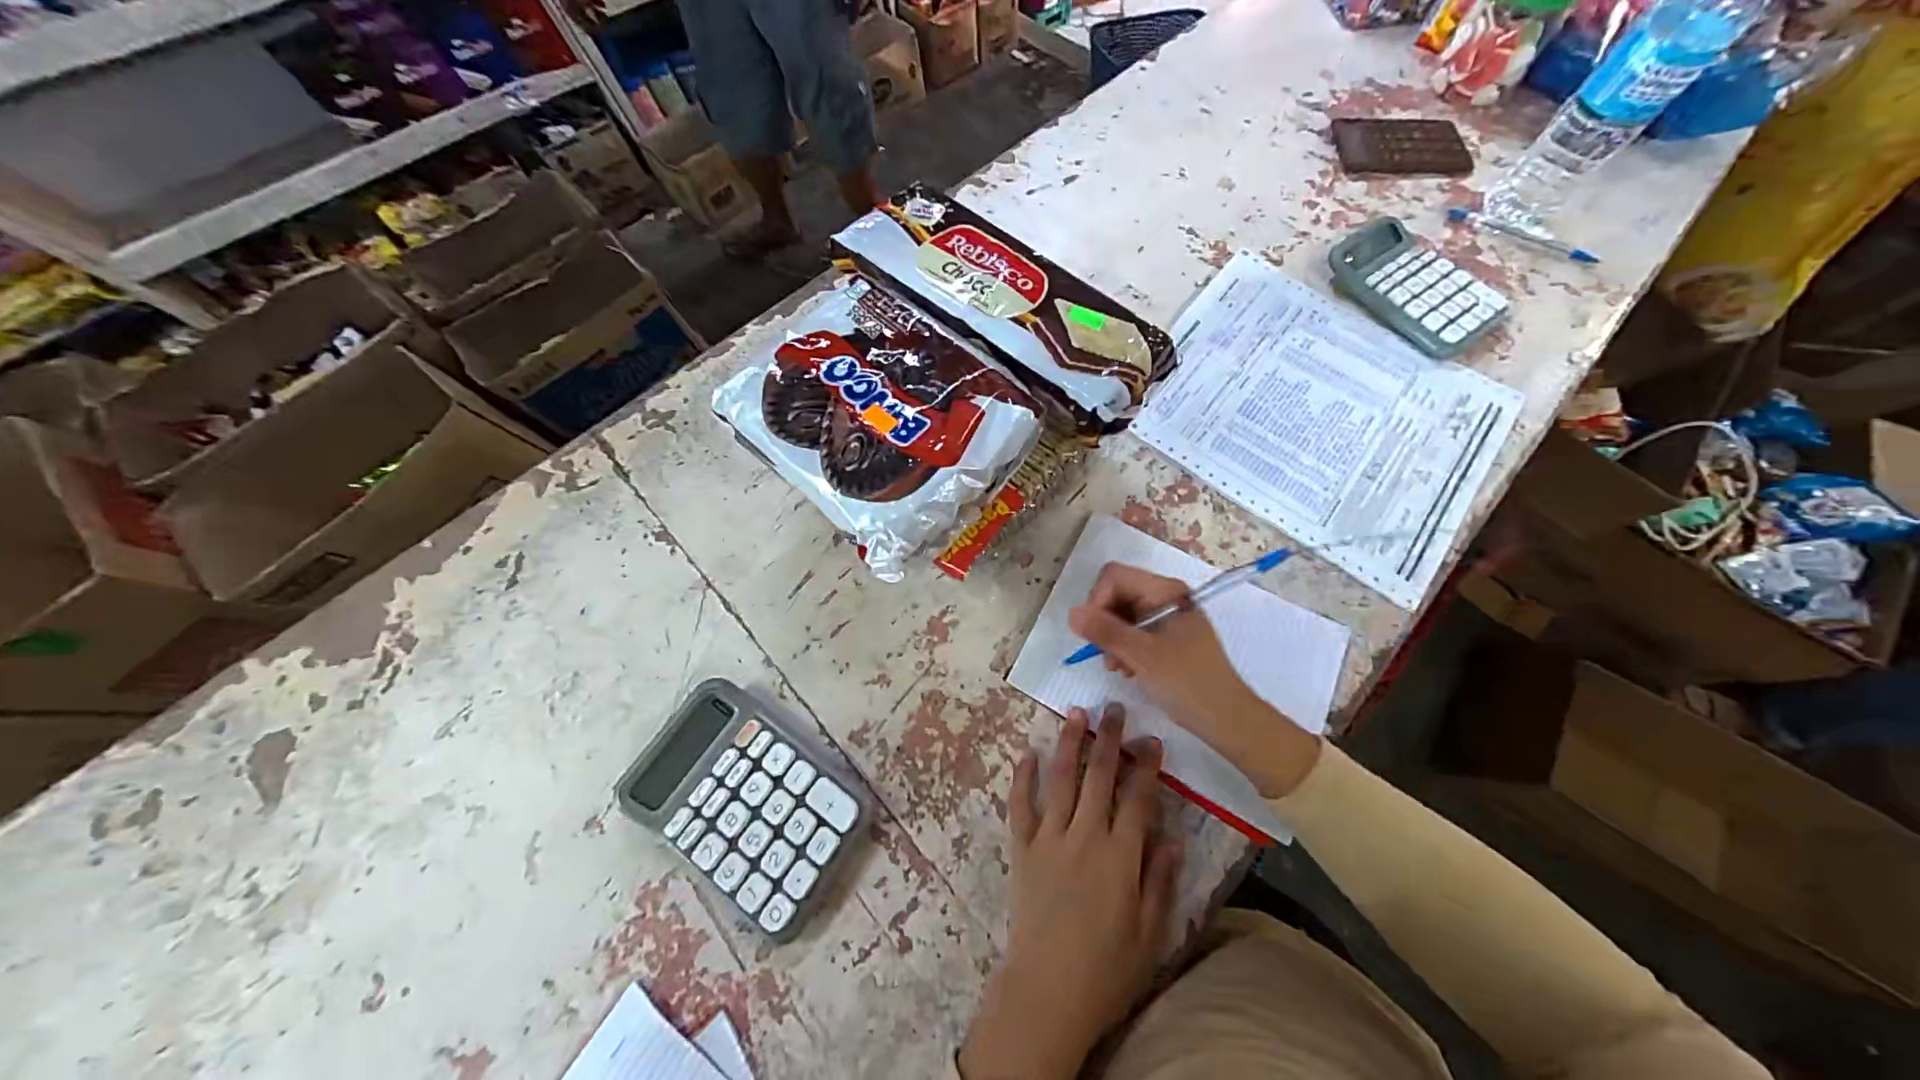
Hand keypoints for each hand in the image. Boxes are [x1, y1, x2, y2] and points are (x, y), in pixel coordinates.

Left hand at [958, 706, 1180, 1079]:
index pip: (1138, 798)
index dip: (1146, 766)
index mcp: (1120, 857)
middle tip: (1113, 708)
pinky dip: (1022, 778)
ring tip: (1075, 714)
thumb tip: (1171, 836)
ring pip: (1060, 781)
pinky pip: (1020, 807)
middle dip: (1108, 740)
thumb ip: (1160, 880)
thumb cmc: (1107, 970)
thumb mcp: (1151, 934)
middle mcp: (1084, 837)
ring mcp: (1049, 840)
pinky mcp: (1022, 851)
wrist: (1047, 991)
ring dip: (1068, 744)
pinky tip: (1026, 753)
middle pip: (1099, 778)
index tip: (1152, 739)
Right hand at [1067, 562, 1321, 797]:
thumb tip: (1072, 613)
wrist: (1227, 718)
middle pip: (1117, 594)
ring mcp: (1167, 617)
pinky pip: (1134, 631)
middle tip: (1105, 654)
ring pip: (1122, 614)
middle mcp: (1166, 597)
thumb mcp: (1141, 656)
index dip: (1097, 601)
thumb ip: (1105, 631)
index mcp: (1165, 591)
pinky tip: (1128, 670)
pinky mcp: (1168, 637)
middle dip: (1104, 622)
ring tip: (1117, 667)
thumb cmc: (1187, 682)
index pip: (1114, 577)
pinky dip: (1125, 648)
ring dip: (1112, 639)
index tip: (1093, 634)